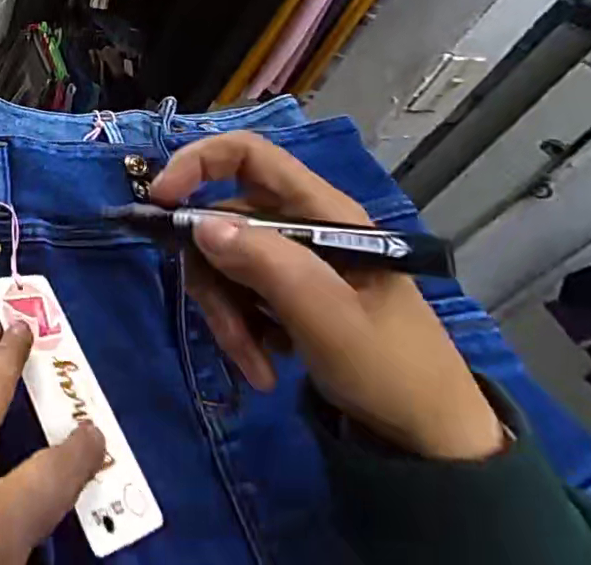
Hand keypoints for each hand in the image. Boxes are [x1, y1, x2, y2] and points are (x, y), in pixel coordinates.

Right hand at [149, 131, 506, 461]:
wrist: (428, 437)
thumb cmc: (391, 367)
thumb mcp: (329, 317)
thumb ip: (267, 265)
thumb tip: (200, 225)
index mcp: (322, 209)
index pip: (249, 154)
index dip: (199, 162)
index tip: (162, 200)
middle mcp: (302, 224)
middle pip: (227, 218)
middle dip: (213, 272)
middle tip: (226, 329)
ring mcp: (293, 260)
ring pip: (226, 262)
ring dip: (227, 314)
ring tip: (257, 364)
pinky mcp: (286, 293)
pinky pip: (238, 295)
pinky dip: (240, 330)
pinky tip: (266, 366)